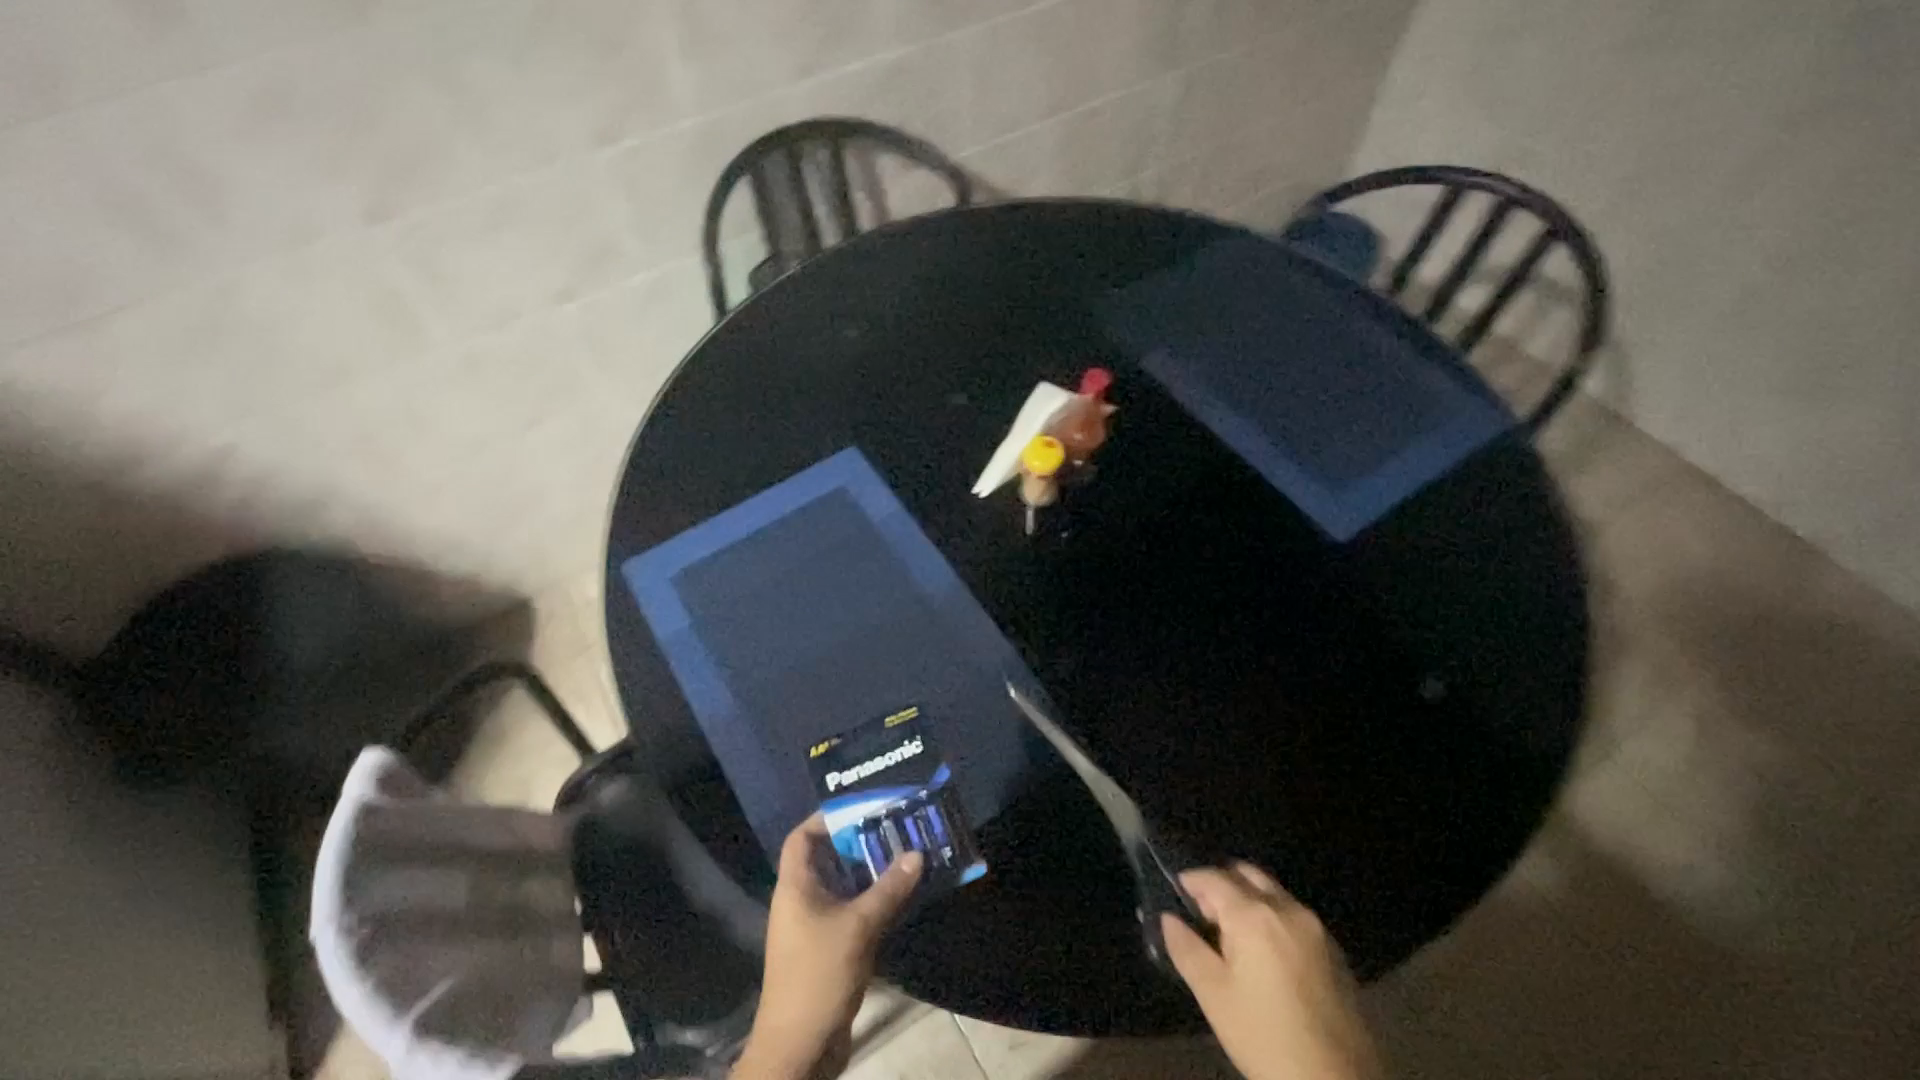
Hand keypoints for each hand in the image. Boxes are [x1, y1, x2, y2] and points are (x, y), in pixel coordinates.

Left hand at [734, 815, 922, 1079]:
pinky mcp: (828, 951)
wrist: (800, 1045)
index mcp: (795, 887)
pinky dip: (872, 903)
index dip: (825, 819)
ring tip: (906, 857)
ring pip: (843, 889)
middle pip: (827, 860)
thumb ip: (888, 889)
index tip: (861, 809)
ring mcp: (813, 928)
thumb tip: (916, 854)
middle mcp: (800, 901)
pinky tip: (901, 898)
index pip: (801, 838)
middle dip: (859, 844)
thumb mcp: (859, 927)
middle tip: (896, 829)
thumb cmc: (820, 974)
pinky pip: (851, 914)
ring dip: (871, 875)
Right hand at [1162, 862, 1380, 1079]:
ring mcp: (1316, 928)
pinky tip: (1263, 949)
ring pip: (1274, 892)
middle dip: (1221, 883)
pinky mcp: (1334, 949)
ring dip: (1248, 897)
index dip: (1190, 880)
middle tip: (1201, 910)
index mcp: (1253, 916)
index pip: (1214, 878)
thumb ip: (1186, 948)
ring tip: (1229, 930)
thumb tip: (1168, 918)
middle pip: (1248, 875)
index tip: (1175, 891)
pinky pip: (1294, 914)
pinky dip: (1272, 915)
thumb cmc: (1263, 1037)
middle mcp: (1287, 909)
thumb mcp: (1213, 994)